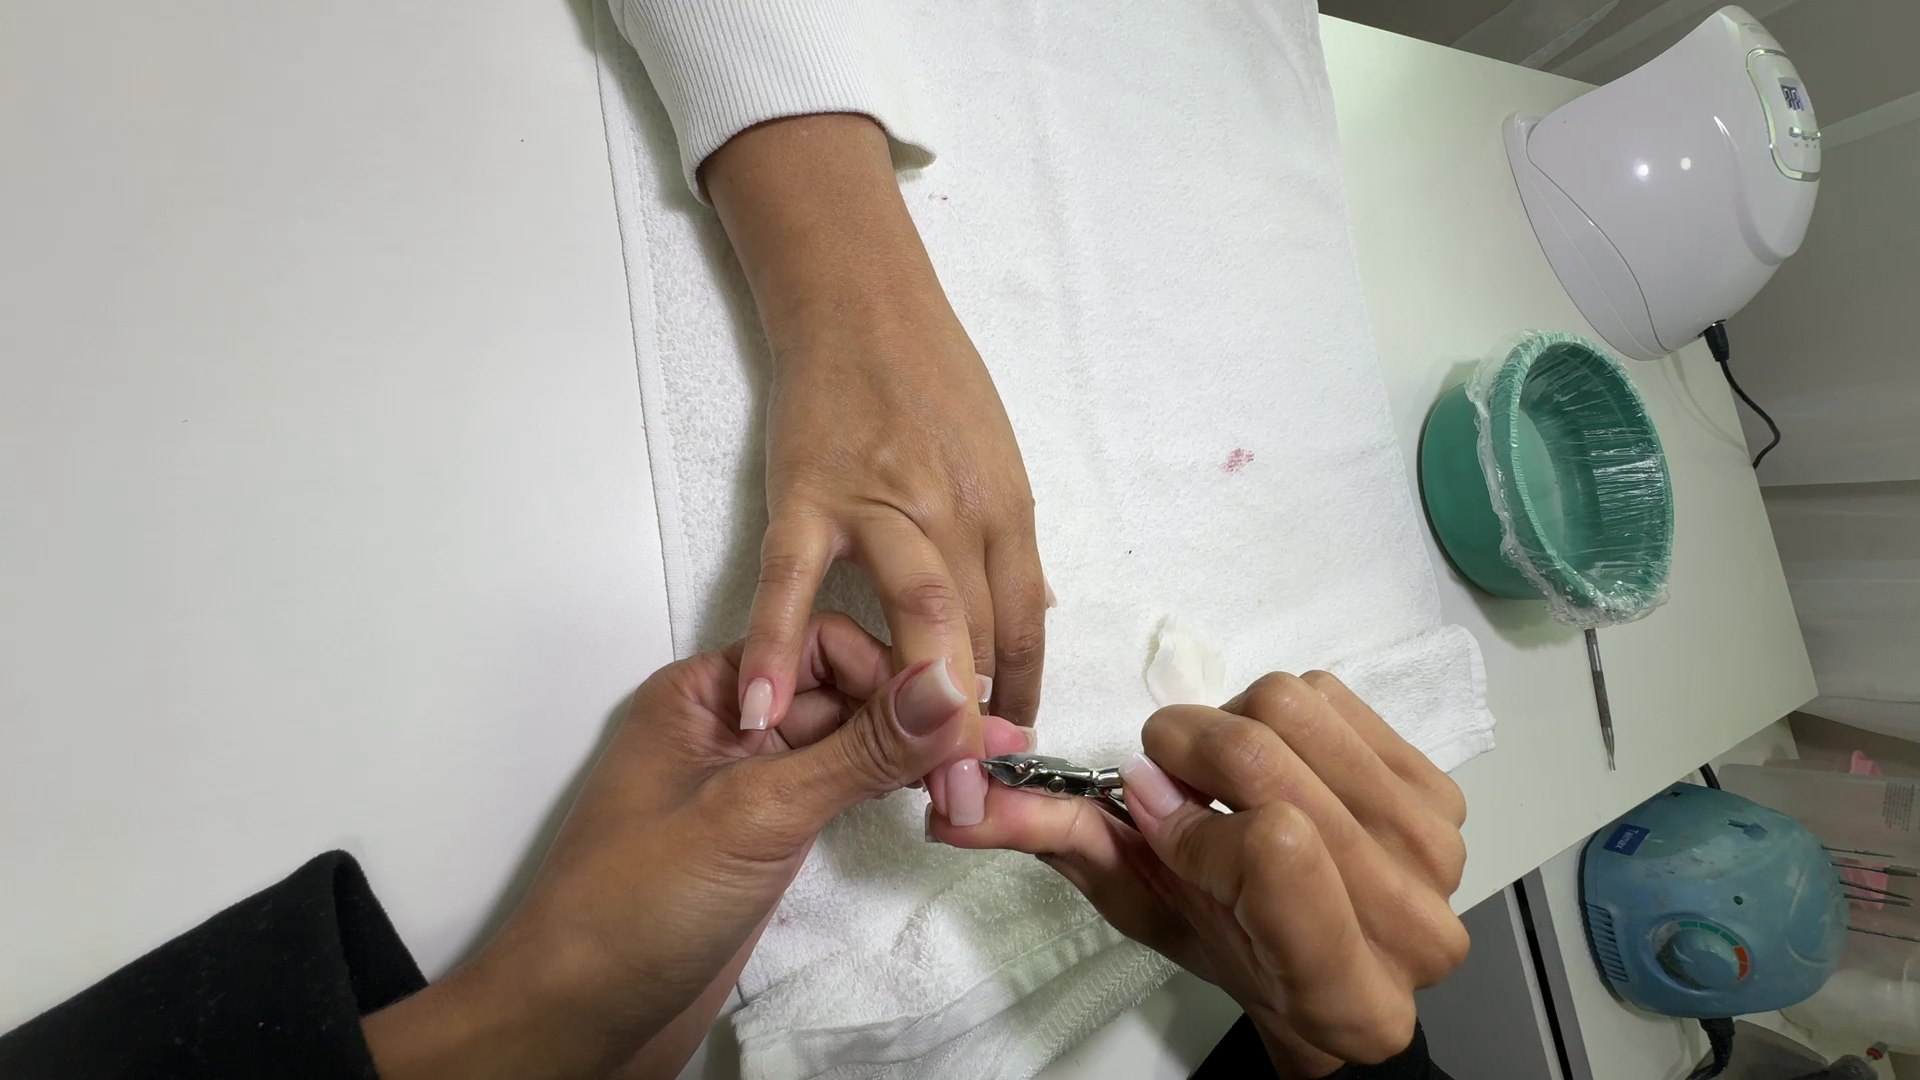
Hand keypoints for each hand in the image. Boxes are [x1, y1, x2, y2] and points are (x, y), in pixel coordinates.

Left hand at [361, 615, 1031, 1079]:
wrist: (574, 1033)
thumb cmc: (635, 907)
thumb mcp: (756, 814)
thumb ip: (860, 749)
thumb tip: (949, 686)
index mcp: (712, 690)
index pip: (822, 646)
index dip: (890, 671)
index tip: (954, 713)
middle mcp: (739, 720)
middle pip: (846, 690)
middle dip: (916, 715)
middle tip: (995, 742)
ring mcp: (760, 775)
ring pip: (853, 739)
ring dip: (916, 751)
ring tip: (992, 764)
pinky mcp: (777, 825)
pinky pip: (846, 784)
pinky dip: (893, 785)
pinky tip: (943, 788)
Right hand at [704, 114, 1048, 781]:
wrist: (862, 304)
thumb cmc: (935, 384)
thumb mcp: (997, 460)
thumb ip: (1008, 545)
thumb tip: (1030, 613)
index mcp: (1004, 507)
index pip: (1025, 622)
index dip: (1021, 694)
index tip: (1011, 749)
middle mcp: (957, 511)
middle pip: (980, 631)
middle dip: (979, 721)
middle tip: (971, 803)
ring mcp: (882, 502)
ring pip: (917, 611)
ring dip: (914, 703)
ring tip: (905, 787)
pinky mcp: (809, 493)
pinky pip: (797, 578)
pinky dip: (782, 645)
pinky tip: (769, 712)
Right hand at [932, 672, 1469, 1077]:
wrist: (1330, 956)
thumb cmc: (1226, 943)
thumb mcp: (1138, 907)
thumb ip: (1058, 849)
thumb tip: (961, 805)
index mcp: (1339, 985)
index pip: (1272, 852)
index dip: (1189, 816)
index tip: (1152, 810)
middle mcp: (1409, 917)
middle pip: (1270, 761)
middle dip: (1190, 750)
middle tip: (1174, 776)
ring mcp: (1435, 844)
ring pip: (1292, 706)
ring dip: (1232, 724)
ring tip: (1229, 772)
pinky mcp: (1437, 786)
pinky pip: (1327, 690)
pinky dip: (1279, 710)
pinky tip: (1278, 758)